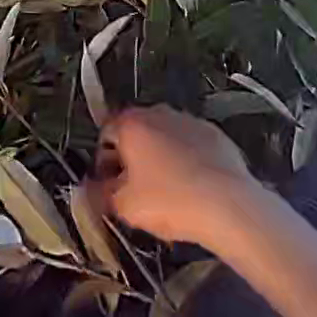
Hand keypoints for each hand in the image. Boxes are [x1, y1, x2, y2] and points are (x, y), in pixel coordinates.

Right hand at [92, 105, 260, 244]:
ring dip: (160, 156)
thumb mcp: (125, 206)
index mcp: (130, 123)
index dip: (104, 163)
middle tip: (137, 190)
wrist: (228, 204)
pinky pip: (191, 143)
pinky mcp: (214, 132)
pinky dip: (188, 158)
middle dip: (132, 158)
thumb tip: (88, 189)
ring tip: (168, 191)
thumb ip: (99, 194)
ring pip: (164, 136)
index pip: (105, 135)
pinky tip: (195, 185)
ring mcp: (187, 118)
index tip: (110, 187)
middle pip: (135, 132)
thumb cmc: (169, 200)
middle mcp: (156, 111)